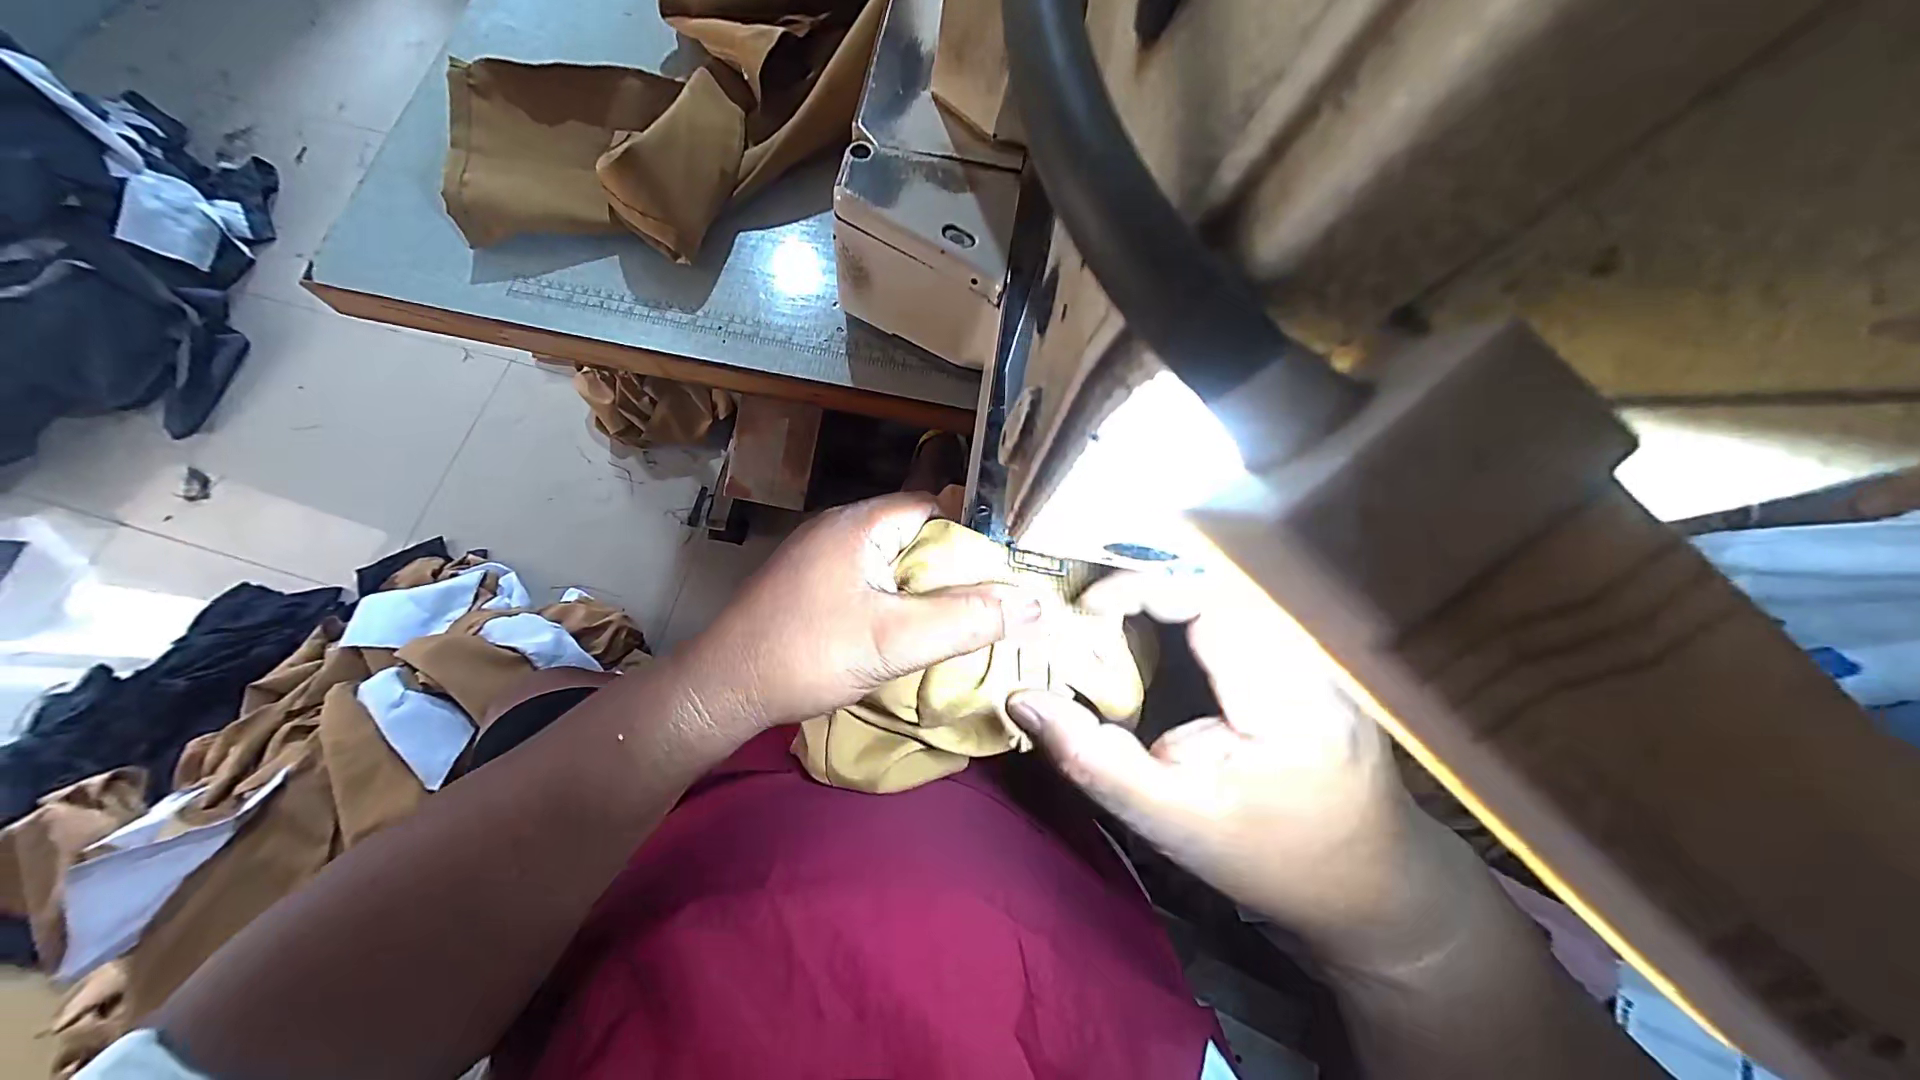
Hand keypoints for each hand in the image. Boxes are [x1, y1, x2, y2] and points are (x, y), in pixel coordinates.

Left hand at [677, 493, 1045, 731]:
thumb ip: (967, 620)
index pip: (939, 508)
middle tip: (984, 610)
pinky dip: (896, 601)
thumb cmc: (806, 656)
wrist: (721, 690)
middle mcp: (842, 527)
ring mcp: (823, 555)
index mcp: (862, 522)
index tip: (1002, 578)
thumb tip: (1035, 604)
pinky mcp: (813, 584)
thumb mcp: (896, 640)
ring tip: (953, 625)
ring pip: (896, 563)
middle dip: (953, 570)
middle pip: (920, 536)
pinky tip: (905, 632)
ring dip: (924, 590)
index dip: (976, 539)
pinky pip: (872, 581)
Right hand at [1006, 565, 1467, 966]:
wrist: (1368, 883)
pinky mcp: (1311, 657)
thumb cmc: (1269, 858)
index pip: (1209, 599)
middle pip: (1215, 584)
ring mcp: (1318, 653)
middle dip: (1142, 587)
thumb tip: (1025, 698)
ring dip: (1164, 595)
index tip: (1085, 610)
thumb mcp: (1170, 820)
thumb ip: (1092, 759)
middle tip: (1088, 617)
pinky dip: (1188, 612)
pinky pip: (1241, 612)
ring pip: (1228, 592)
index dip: (1140, 586)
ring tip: (1112, 622)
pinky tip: (1158, 636)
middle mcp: (1311, 659)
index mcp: (1287, 696)